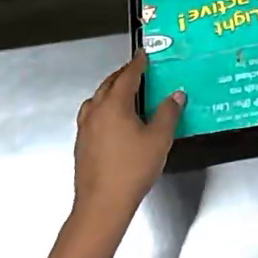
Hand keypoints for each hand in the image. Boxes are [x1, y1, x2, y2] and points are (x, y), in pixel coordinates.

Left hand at [72, 53, 183, 234]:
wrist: (102, 203)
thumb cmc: (132, 170)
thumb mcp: (159, 139)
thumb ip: (168, 113)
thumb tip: (176, 95)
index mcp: (114, 104)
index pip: (127, 76)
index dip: (137, 64)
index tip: (143, 54)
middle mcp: (96, 110)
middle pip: (109, 83)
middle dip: (123, 74)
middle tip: (137, 70)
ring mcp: (85, 126)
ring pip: (97, 98)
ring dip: (111, 90)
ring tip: (124, 92)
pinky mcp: (81, 141)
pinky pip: (92, 113)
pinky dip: (103, 106)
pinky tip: (111, 118)